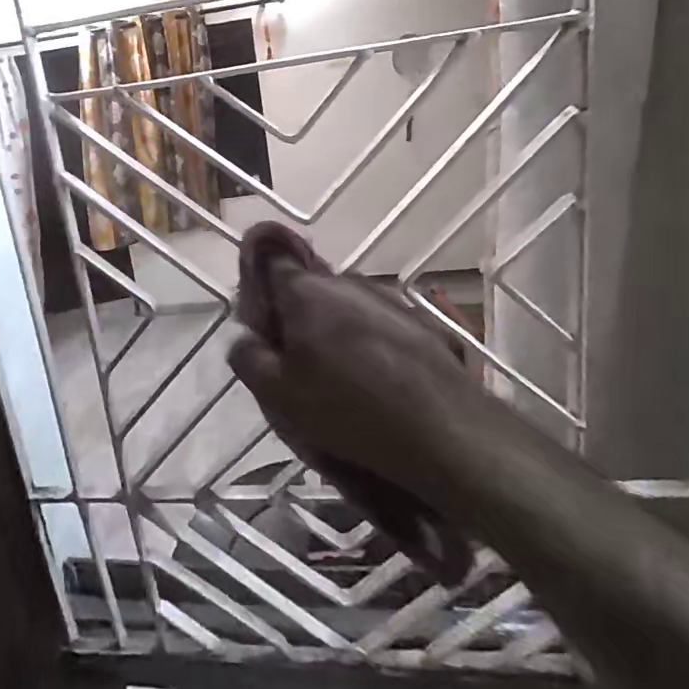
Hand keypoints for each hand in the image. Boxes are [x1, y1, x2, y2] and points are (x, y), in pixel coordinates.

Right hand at [229, 222, 485, 583]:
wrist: (444, 430)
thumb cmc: (348, 408)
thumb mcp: (279, 395)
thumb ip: (248, 358)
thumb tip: (244, 338)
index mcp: (307, 290)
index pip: (270, 258)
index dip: (258, 283)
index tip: (258, 319)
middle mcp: (348, 281)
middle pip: (309, 287)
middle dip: (296, 315)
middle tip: (294, 360)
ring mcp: (389, 298)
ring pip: (346, 306)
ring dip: (335, 329)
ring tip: (339, 377)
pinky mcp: (420, 321)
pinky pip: (379, 324)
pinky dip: (370, 342)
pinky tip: (377, 381)